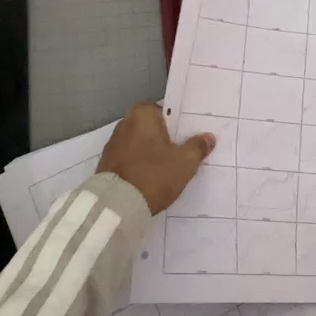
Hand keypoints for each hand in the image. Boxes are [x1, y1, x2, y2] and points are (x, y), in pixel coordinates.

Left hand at [96, 103, 216, 214]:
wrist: (117, 205)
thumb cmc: (153, 175)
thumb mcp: (184, 163)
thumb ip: (197, 147)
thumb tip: (208, 137)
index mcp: (142, 114)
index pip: (165, 111)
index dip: (177, 124)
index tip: (187, 136)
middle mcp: (124, 123)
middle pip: (151, 127)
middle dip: (164, 137)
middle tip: (180, 152)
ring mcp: (113, 143)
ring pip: (139, 142)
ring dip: (150, 151)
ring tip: (165, 167)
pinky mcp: (106, 162)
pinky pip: (129, 157)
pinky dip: (138, 163)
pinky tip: (149, 176)